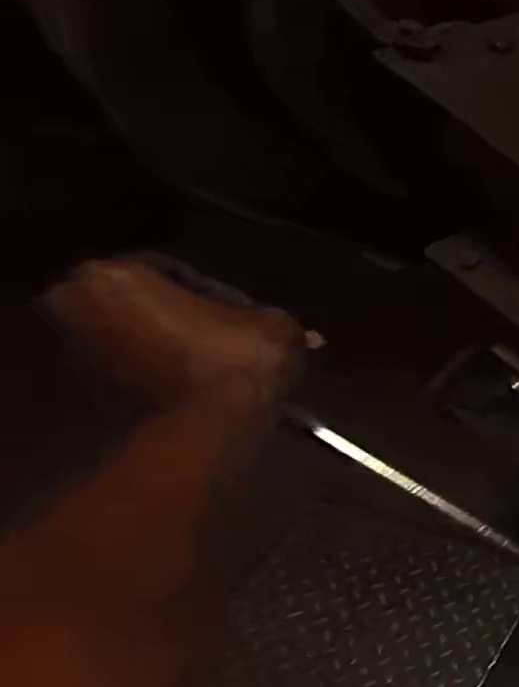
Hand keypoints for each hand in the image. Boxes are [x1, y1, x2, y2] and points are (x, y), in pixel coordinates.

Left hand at [41, 259, 309, 409]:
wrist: (212, 417)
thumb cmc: (238, 356)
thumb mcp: (275, 324)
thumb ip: (267, 315)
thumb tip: (277, 325)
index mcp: (114, 275)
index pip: (170, 270)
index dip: (212, 290)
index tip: (239, 310)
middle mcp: (76, 300)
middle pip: (138, 297)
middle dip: (176, 312)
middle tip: (220, 330)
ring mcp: (73, 342)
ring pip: (130, 329)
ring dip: (165, 338)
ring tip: (212, 356)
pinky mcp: (86, 377)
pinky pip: (128, 359)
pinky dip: (158, 363)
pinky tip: (197, 375)